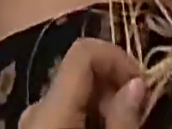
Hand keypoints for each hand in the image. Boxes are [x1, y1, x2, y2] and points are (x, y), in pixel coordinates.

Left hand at [18, 39, 146, 128]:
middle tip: (136, 111)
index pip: (84, 51)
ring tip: (120, 124)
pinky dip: (86, 115)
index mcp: (50, 106)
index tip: (142, 83)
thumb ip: (122, 118)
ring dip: (102, 101)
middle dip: (112, 83)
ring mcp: (30, 122)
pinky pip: (63, 111)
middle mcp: (35, 106)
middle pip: (79, 71)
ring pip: (72, 92)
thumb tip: (137, 83)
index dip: (117, 57)